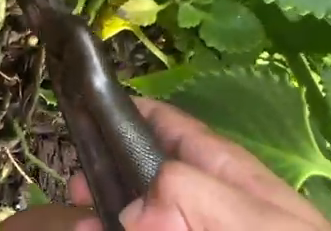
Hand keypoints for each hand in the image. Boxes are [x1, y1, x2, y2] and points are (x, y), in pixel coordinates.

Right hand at [2, 98, 329, 230]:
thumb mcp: (256, 222)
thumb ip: (191, 197)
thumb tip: (130, 209)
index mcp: (219, 165)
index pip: (158, 119)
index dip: (116, 111)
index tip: (76, 122)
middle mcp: (204, 195)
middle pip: (138, 170)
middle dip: (101, 175)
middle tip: (74, 196)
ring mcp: (196, 224)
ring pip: (142, 212)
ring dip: (106, 216)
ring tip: (81, 230)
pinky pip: (151, 229)